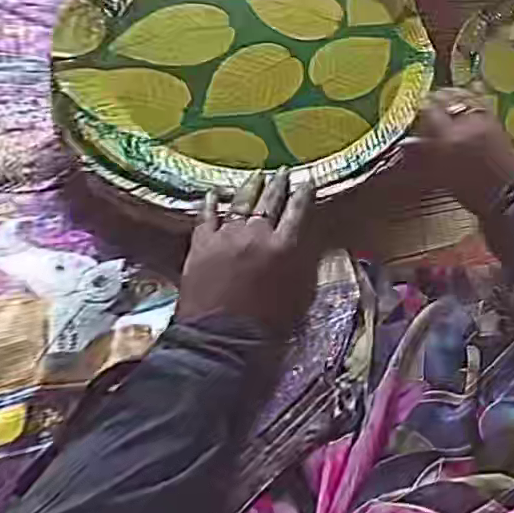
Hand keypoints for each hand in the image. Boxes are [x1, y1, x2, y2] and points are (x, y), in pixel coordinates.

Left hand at [177, 168, 319, 336]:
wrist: (220, 341)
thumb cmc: (269, 322)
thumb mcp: (303, 291)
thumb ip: (307, 262)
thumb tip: (311, 244)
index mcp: (286, 245)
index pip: (299, 209)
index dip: (305, 193)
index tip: (308, 181)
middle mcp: (258, 234)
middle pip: (271, 201)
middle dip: (279, 184)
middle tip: (283, 171)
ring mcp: (227, 237)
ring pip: (241, 203)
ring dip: (251, 187)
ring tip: (257, 175)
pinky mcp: (201, 246)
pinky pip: (207, 217)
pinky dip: (213, 203)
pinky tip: (216, 192)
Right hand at [405, 87, 513, 215]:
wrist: (506, 194)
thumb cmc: (470, 190)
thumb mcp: (440, 174)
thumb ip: (423, 153)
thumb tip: (406, 141)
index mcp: (447, 139)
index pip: (428, 110)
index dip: (419, 107)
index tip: (415, 109)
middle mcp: (465, 124)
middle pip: (446, 99)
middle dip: (435, 98)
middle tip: (428, 103)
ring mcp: (483, 120)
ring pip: (464, 96)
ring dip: (453, 94)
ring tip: (446, 98)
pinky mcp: (496, 120)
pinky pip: (480, 101)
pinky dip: (471, 96)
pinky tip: (466, 99)